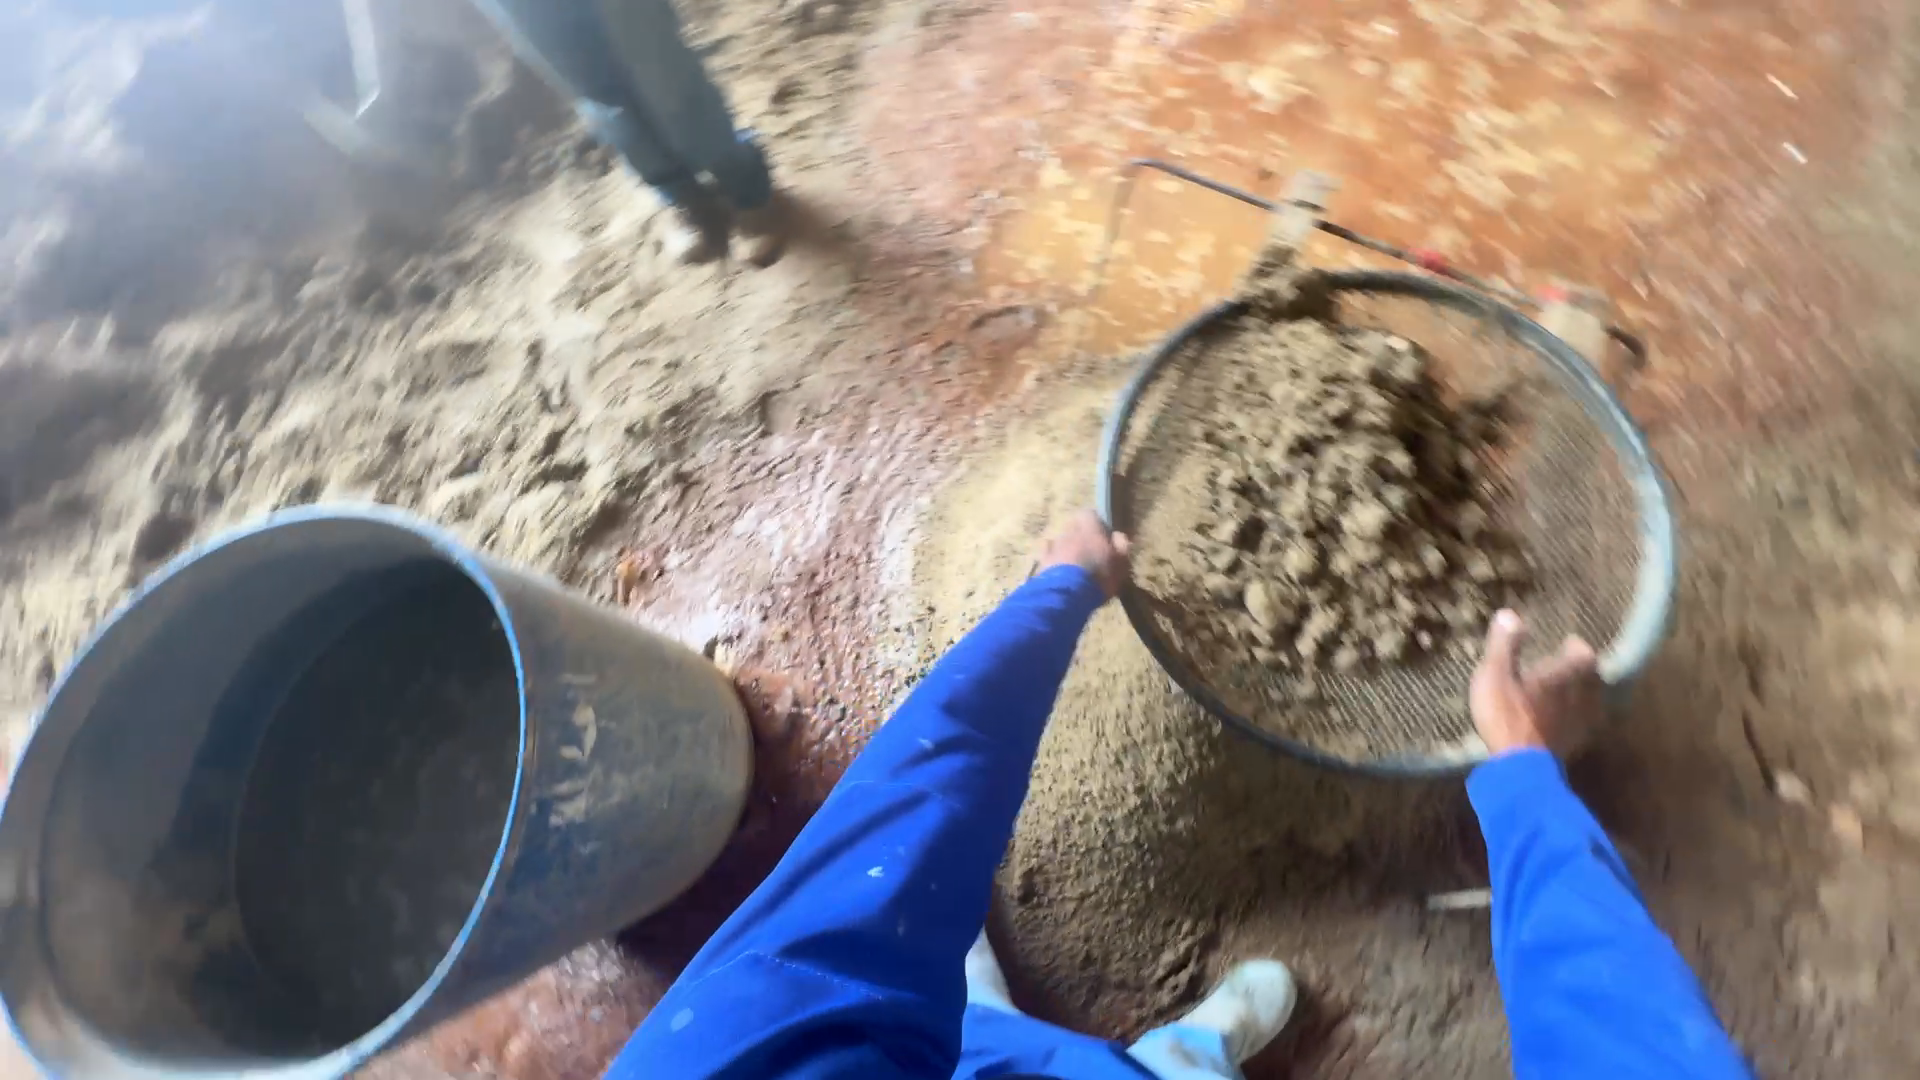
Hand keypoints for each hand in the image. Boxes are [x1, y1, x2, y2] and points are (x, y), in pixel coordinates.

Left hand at [1036, 510, 1131, 597]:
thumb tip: (1118, 535)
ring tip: (1075, 565)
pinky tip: (1059, 569)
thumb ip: (1121, 546)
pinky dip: (1053, 558)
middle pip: (1074, 527)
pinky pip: (1047, 553)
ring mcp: (1054, 545)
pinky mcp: (1042, 560)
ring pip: (1061, 540)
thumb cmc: (1100, 576)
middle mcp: (1070, 532)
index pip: (1090, 514)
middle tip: (1089, 552)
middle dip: (1080, 536)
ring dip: (1068, 548)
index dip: (1096, 524)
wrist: (1068, 594)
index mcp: (1090, 529)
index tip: (1102, 536)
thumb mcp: (1121, 563)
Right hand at [1469, 609, 1602, 757]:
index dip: (1577, 648)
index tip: (1570, 642)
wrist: (1520, 764)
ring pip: (1592, 700)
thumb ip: (1504, 645)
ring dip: (1585, 691)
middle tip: (1571, 664)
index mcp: (1562, 677)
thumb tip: (1510, 614)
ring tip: (1571, 689)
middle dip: (1583, 669)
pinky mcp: (1576, 742)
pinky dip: (1579, 714)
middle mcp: (1580, 697)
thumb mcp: (1494, 675)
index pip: (1582, 657)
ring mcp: (1581, 722)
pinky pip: (1585, 721)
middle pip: (1593, 678)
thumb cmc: (1506, 714)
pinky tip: (1568, 718)